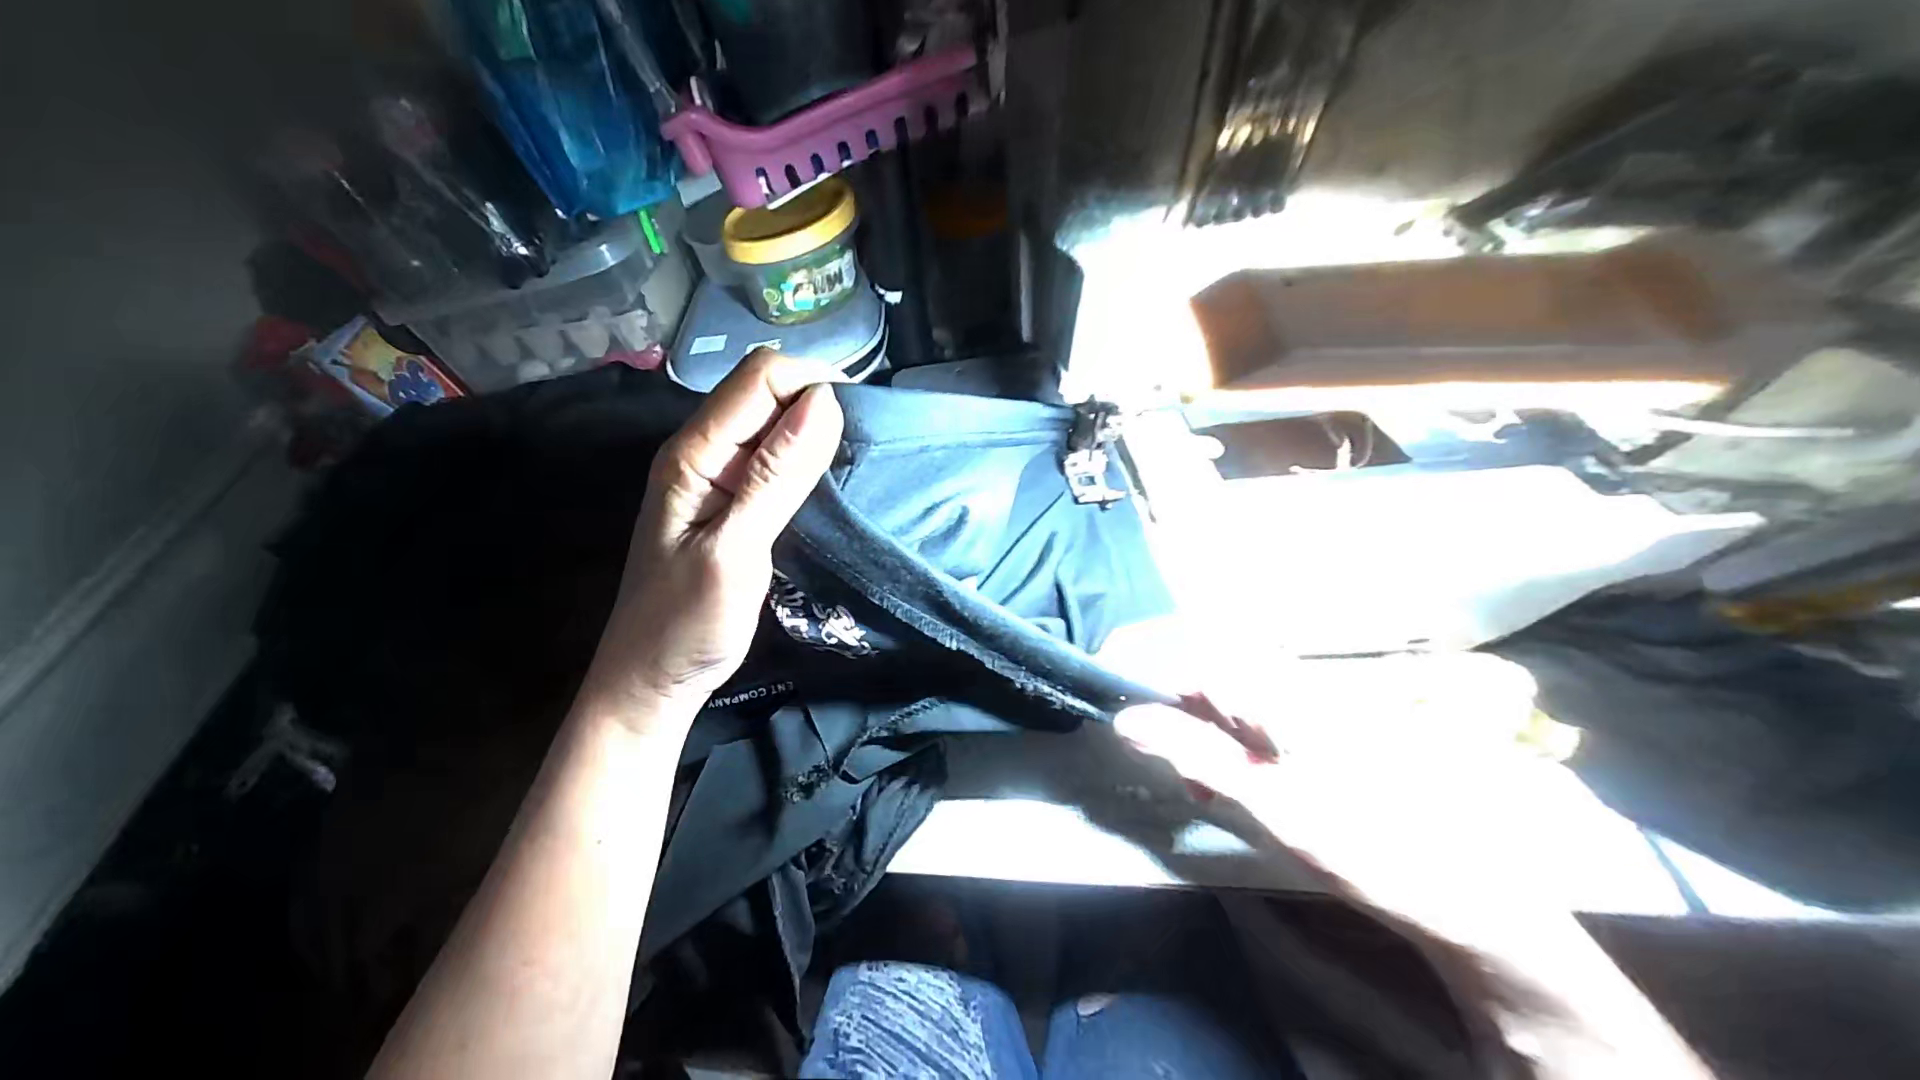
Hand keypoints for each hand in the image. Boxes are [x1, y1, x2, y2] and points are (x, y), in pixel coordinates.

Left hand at [579, 350, 843, 731]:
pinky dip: (805, 458)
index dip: (813, 382)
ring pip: (772, 421)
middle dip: (817, 400)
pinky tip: (829, 481)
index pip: (759, 377)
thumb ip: (775, 476)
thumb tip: (824, 402)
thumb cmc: (687, 624)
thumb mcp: (735, 551)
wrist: (650, 679)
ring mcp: (715, 475)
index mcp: (694, 452)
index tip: (861, 421)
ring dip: (815, 428)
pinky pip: (772, 456)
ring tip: (855, 460)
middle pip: (764, 390)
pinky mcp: (730, 500)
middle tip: (864, 443)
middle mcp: (702, 450)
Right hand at [1111, 659, 1589, 949]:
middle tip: (1195, 786)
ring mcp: (1323, 705)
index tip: (1150, 745)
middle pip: (1219, 684)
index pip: (1198, 669)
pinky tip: (1259, 786)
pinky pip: (1271, 719)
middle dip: (1191, 727)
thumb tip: (1126, 718)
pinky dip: (1248, 748)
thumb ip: (1194, 752)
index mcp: (1283, 694)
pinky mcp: (1338, 727)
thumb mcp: (1268, 802)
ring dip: (1217, 741)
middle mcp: (1302, 685)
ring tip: (1221, 791)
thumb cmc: (1364, 843)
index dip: (1164, 700)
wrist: (1471, 890)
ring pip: (1242, 703)